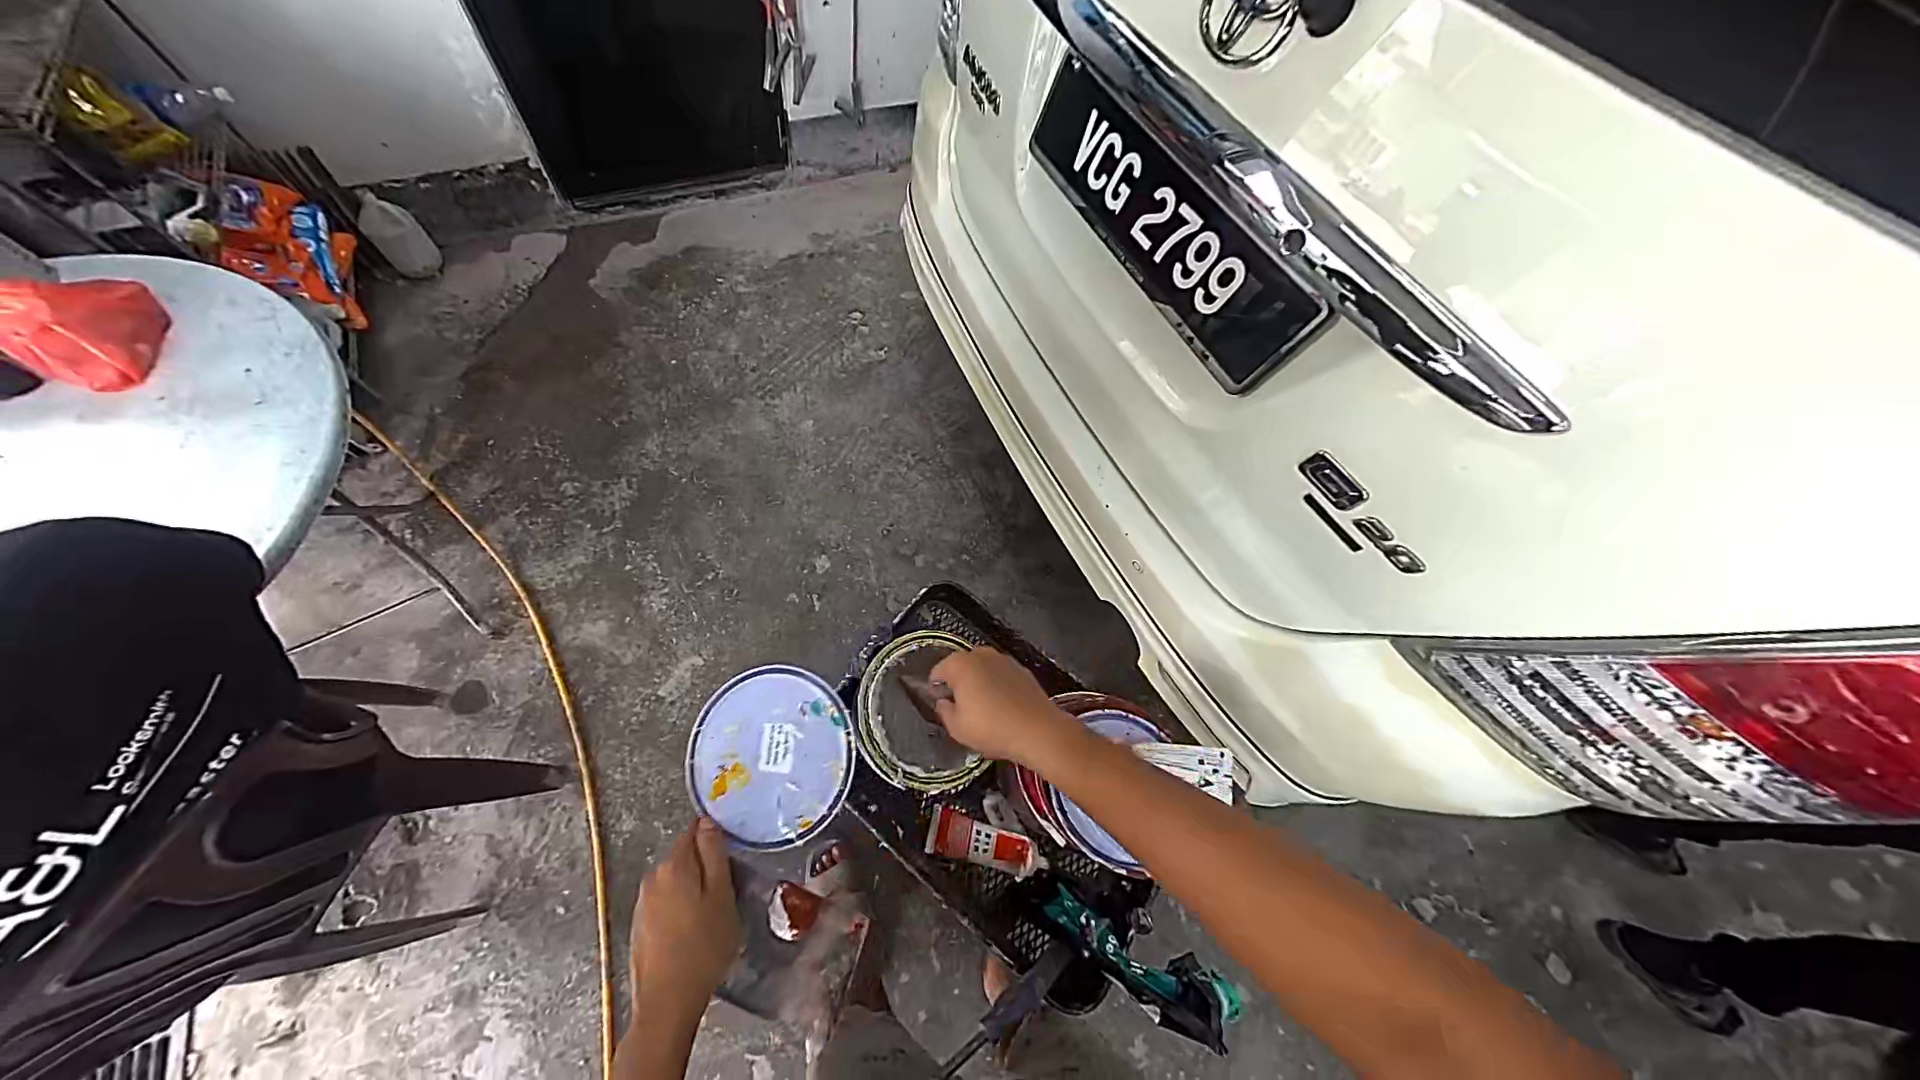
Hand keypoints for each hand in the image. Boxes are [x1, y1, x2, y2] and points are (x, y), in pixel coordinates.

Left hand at [631, 818, 742, 1017]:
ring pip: (677, 882)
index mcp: (674, 865)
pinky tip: (693, 932)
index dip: (717, 839)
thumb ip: (714, 853)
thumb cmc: (704, 946)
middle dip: (706, 867)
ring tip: (714, 915)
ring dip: (694, 889)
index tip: (733, 856)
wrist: (667, 1002)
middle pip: (686, 857)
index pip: (696, 831)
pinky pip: (667, 903)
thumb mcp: (721, 894)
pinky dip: (682, 908)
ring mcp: (643, 904)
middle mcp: (653, 878)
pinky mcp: (640, 926)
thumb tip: (708, 821)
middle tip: (729, 891)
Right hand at [930, 647, 1082, 766]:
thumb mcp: (957, 728)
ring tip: (984, 709)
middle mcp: (981, 654)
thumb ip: (944, 711)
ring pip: (983, 670)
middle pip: (961, 667)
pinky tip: (1003, 707)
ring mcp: (1004, 659)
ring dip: (979, 684)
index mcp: (960, 664)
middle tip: (961, 708)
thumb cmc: (992, 728)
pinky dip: (998, 687)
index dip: (935, 689)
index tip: (940, 704)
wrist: (1039, 730)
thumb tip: (944, 702)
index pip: (938, 671)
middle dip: (958, 683)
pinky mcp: (1022, 670)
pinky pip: (1001, 676)